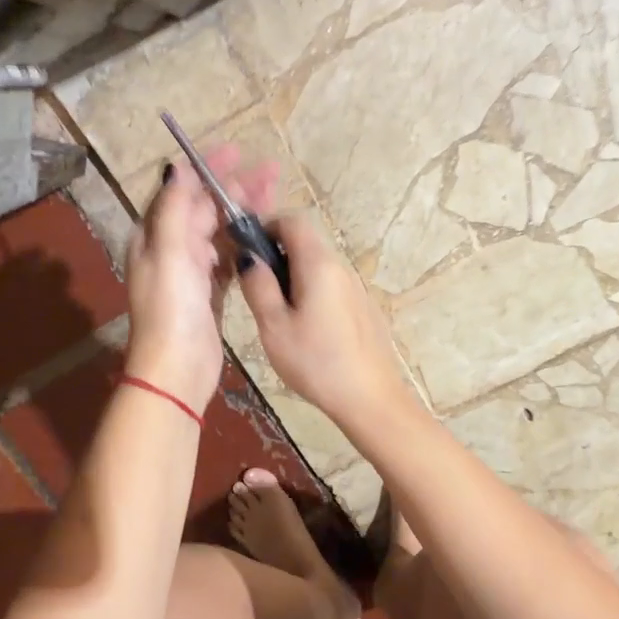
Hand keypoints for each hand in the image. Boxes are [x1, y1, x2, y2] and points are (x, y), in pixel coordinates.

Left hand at [125, 146, 271, 410]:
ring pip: (218, 233)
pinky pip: (227, 261)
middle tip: (271, 173)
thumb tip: (178, 167)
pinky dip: (242, 246)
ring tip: (274, 198)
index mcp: (153, 237)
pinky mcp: (208, 296)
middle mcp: (169, 251)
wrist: (176, 368)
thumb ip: (174, 208)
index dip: (208, 170)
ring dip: (243, 215)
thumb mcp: (169, 252)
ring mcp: (190, 274)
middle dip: (234, 190)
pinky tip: (262, 238)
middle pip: (203, 210)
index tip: (238, 151)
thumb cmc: (170, 309)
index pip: (182, 191)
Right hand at [236, 213, 410, 425]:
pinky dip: (315, 298)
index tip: (248, 254)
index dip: (266, 228)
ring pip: (320, 270)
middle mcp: (343, 268)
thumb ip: (258, 286)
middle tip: (260, 295)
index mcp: (319, 264)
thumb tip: (249, 257)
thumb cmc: (316, 362)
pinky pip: (334, 291)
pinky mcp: (365, 311)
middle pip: (307, 245)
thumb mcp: (274, 326)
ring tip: (282, 321)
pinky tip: (310, 335)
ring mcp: (358, 290)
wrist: (370, 398)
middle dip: (279, 259)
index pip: (293, 221)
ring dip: (296, 282)